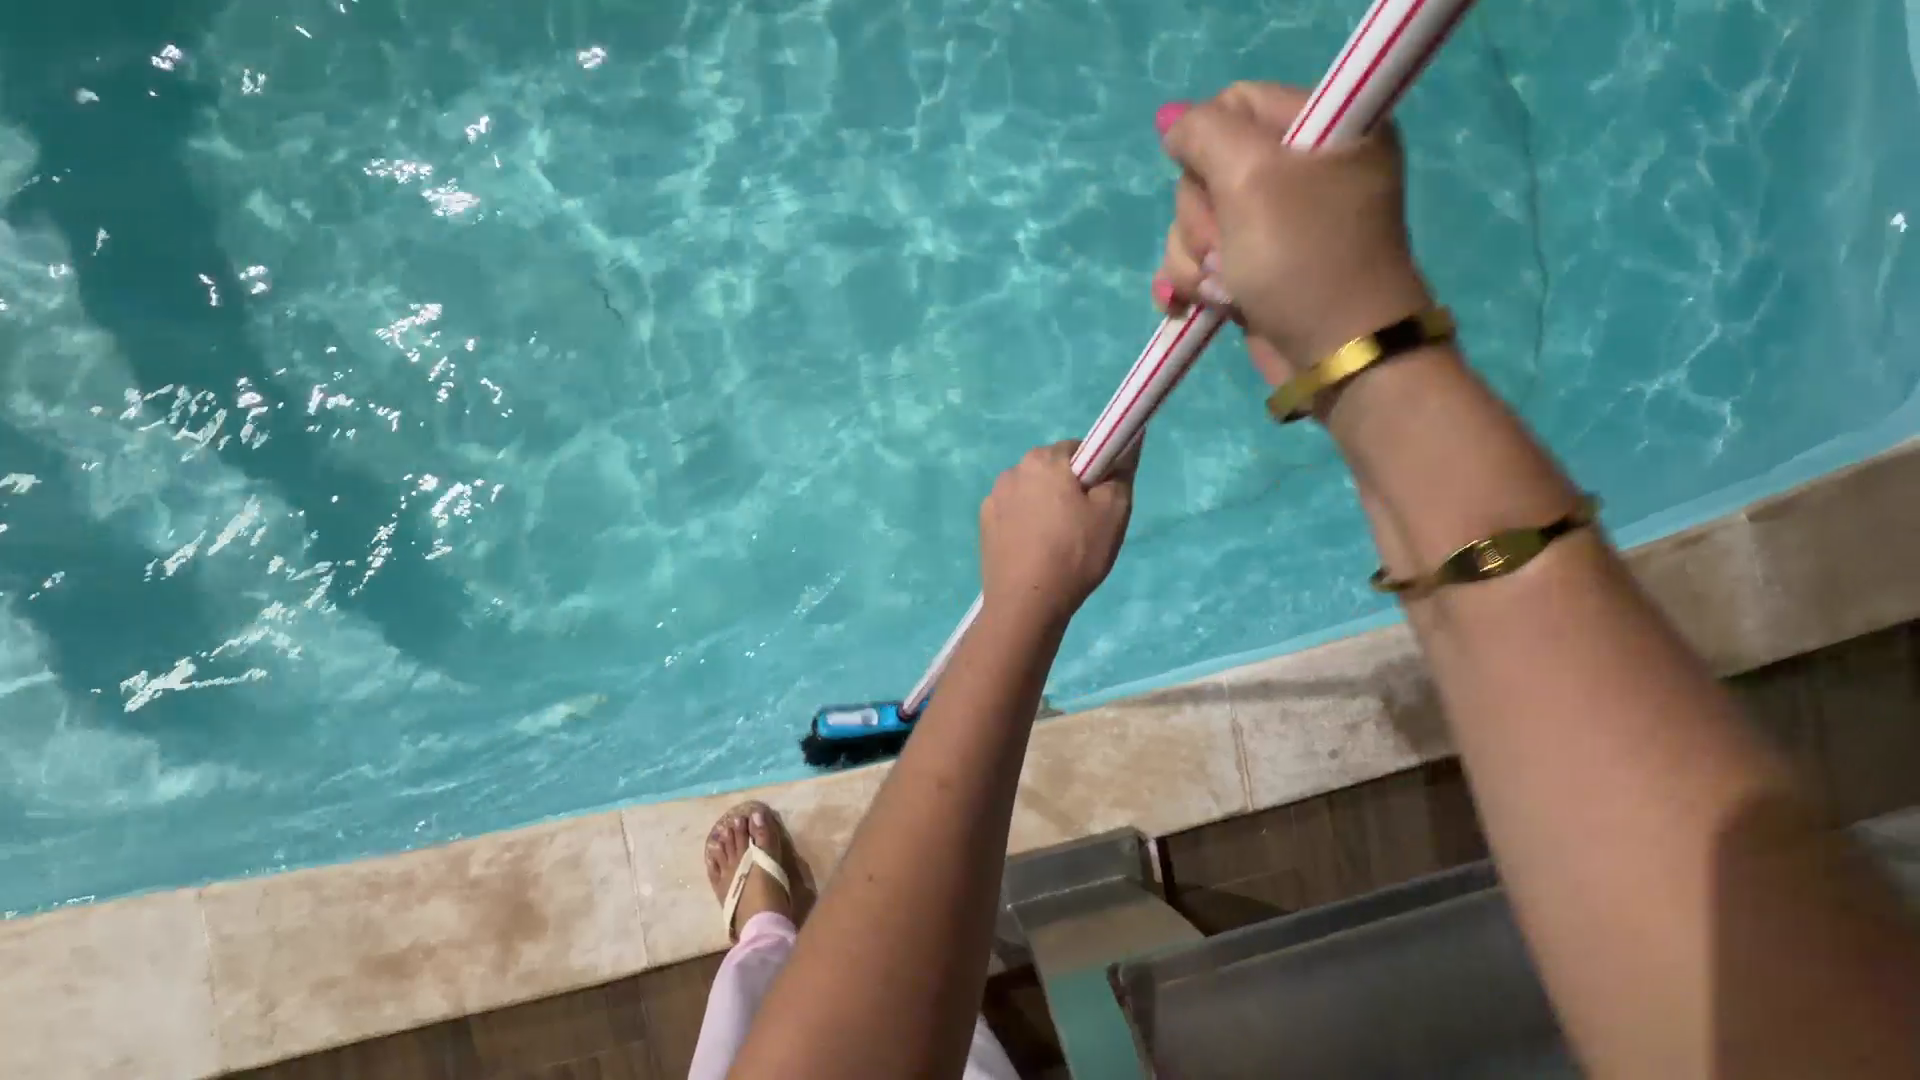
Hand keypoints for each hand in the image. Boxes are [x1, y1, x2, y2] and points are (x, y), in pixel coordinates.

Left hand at [980, 441, 1135, 623]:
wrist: (1027, 603)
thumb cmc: (1075, 553)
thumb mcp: (1114, 512)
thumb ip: (1121, 470)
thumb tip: (1126, 441)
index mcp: (1044, 459)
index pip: (1080, 450)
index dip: (1096, 473)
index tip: (1101, 503)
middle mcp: (1013, 470)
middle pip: (1053, 470)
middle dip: (1069, 490)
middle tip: (1084, 526)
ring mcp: (993, 497)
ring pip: (1032, 492)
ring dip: (1045, 507)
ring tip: (1057, 544)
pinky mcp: (984, 524)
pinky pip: (1014, 513)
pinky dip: (1026, 525)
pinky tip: (1035, 552)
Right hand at [1151, 83, 1433, 377]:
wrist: (1336, 355)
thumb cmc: (1303, 259)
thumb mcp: (1251, 179)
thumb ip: (1204, 134)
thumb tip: (1172, 127)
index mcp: (1323, 127)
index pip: (1234, 103)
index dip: (1207, 144)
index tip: (1219, 187)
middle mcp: (1300, 169)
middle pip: (1205, 170)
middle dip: (1199, 219)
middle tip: (1226, 249)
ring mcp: (1274, 224)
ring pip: (1194, 222)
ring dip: (1190, 260)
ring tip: (1219, 289)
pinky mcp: (1253, 267)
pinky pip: (1198, 260)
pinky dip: (1186, 283)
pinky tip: (1187, 303)